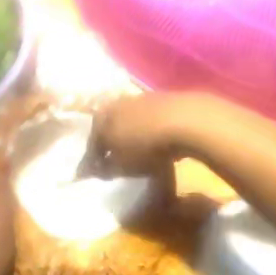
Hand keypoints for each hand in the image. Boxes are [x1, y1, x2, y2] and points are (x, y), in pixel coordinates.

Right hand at [86, 92, 225, 175]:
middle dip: (108, 146)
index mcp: (101, 118)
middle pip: (109, 129)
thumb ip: (106, 168)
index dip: (90, 162)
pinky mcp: (164, 100)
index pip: (91, 143)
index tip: (89, 176)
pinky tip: (155, 144)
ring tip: (134, 154)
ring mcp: (141, 99)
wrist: (186, 120)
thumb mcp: (121, 164)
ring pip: (128, 122)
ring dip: (128, 137)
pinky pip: (148, 121)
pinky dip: (147, 133)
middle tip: (110, 162)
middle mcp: (117, 103)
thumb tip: (97, 170)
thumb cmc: (144, 145)